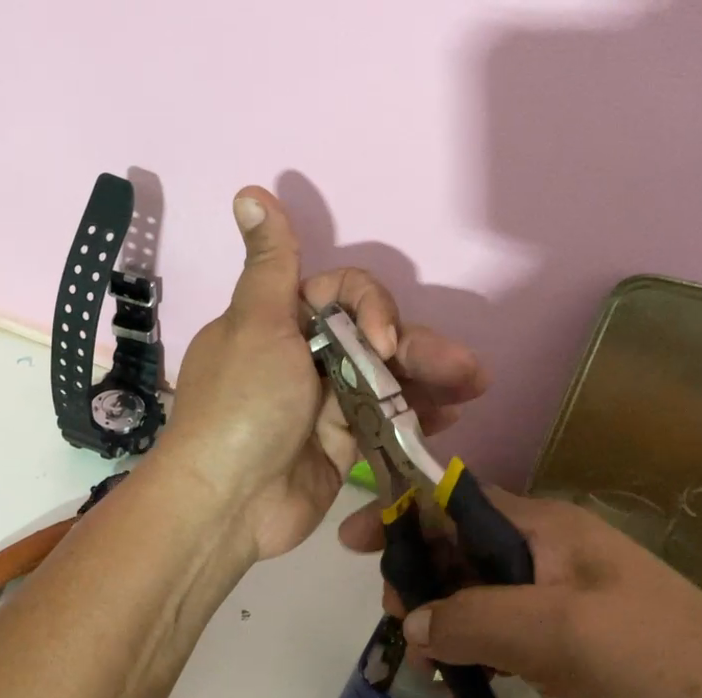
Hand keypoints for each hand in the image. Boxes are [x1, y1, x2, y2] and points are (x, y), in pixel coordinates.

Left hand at [153, 187, 484, 560]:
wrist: (229, 501)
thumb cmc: (242, 407)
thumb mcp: (255, 324)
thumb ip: (270, 263)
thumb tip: (249, 192)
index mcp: (277, 321)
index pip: (342, 293)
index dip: (372, 308)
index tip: (380, 342)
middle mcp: (301, 357)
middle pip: (374, 337)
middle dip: (419, 347)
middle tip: (465, 370)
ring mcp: (322, 404)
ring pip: (387, 378)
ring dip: (431, 380)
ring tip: (472, 389)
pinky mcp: (340, 445)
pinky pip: (386, 420)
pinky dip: (416, 416)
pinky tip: (448, 417)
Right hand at [339, 489, 701, 697]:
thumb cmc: (654, 663)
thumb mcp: (559, 632)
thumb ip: (474, 619)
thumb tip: (410, 622)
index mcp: (544, 530)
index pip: (455, 500)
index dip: (402, 512)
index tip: (353, 542)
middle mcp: (542, 556)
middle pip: (455, 547)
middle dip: (414, 574)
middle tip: (394, 619)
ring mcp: (550, 601)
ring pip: (469, 594)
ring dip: (435, 616)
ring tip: (421, 656)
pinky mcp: (556, 644)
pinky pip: (490, 632)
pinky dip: (462, 646)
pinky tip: (451, 674)